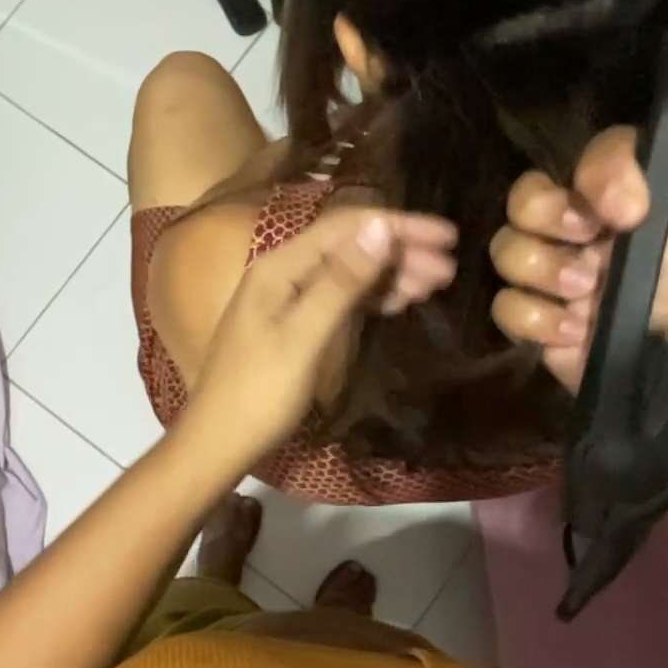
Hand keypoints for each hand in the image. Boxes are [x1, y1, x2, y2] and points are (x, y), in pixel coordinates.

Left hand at [180, 207, 457, 469]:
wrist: (219, 441)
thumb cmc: (259, 394)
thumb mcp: (304, 337)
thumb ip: (341, 282)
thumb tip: (381, 227)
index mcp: (278, 267)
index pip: (346, 226)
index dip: (398, 226)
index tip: (448, 236)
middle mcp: (280, 273)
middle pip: (348, 245)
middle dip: (399, 250)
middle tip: (449, 268)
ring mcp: (284, 299)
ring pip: (347, 272)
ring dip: (389, 274)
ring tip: (434, 285)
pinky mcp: (292, 324)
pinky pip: (338, 297)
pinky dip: (369, 296)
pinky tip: (397, 302)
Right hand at [491, 126, 667, 389]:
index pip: (646, 139)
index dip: (618, 155)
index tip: (630, 207)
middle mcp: (637, 233)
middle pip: (554, 181)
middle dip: (546, 204)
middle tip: (583, 240)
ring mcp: (591, 284)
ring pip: (516, 239)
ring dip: (530, 260)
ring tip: (579, 296)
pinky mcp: (560, 334)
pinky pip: (510, 307)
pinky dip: (526, 318)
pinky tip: (572, 340)